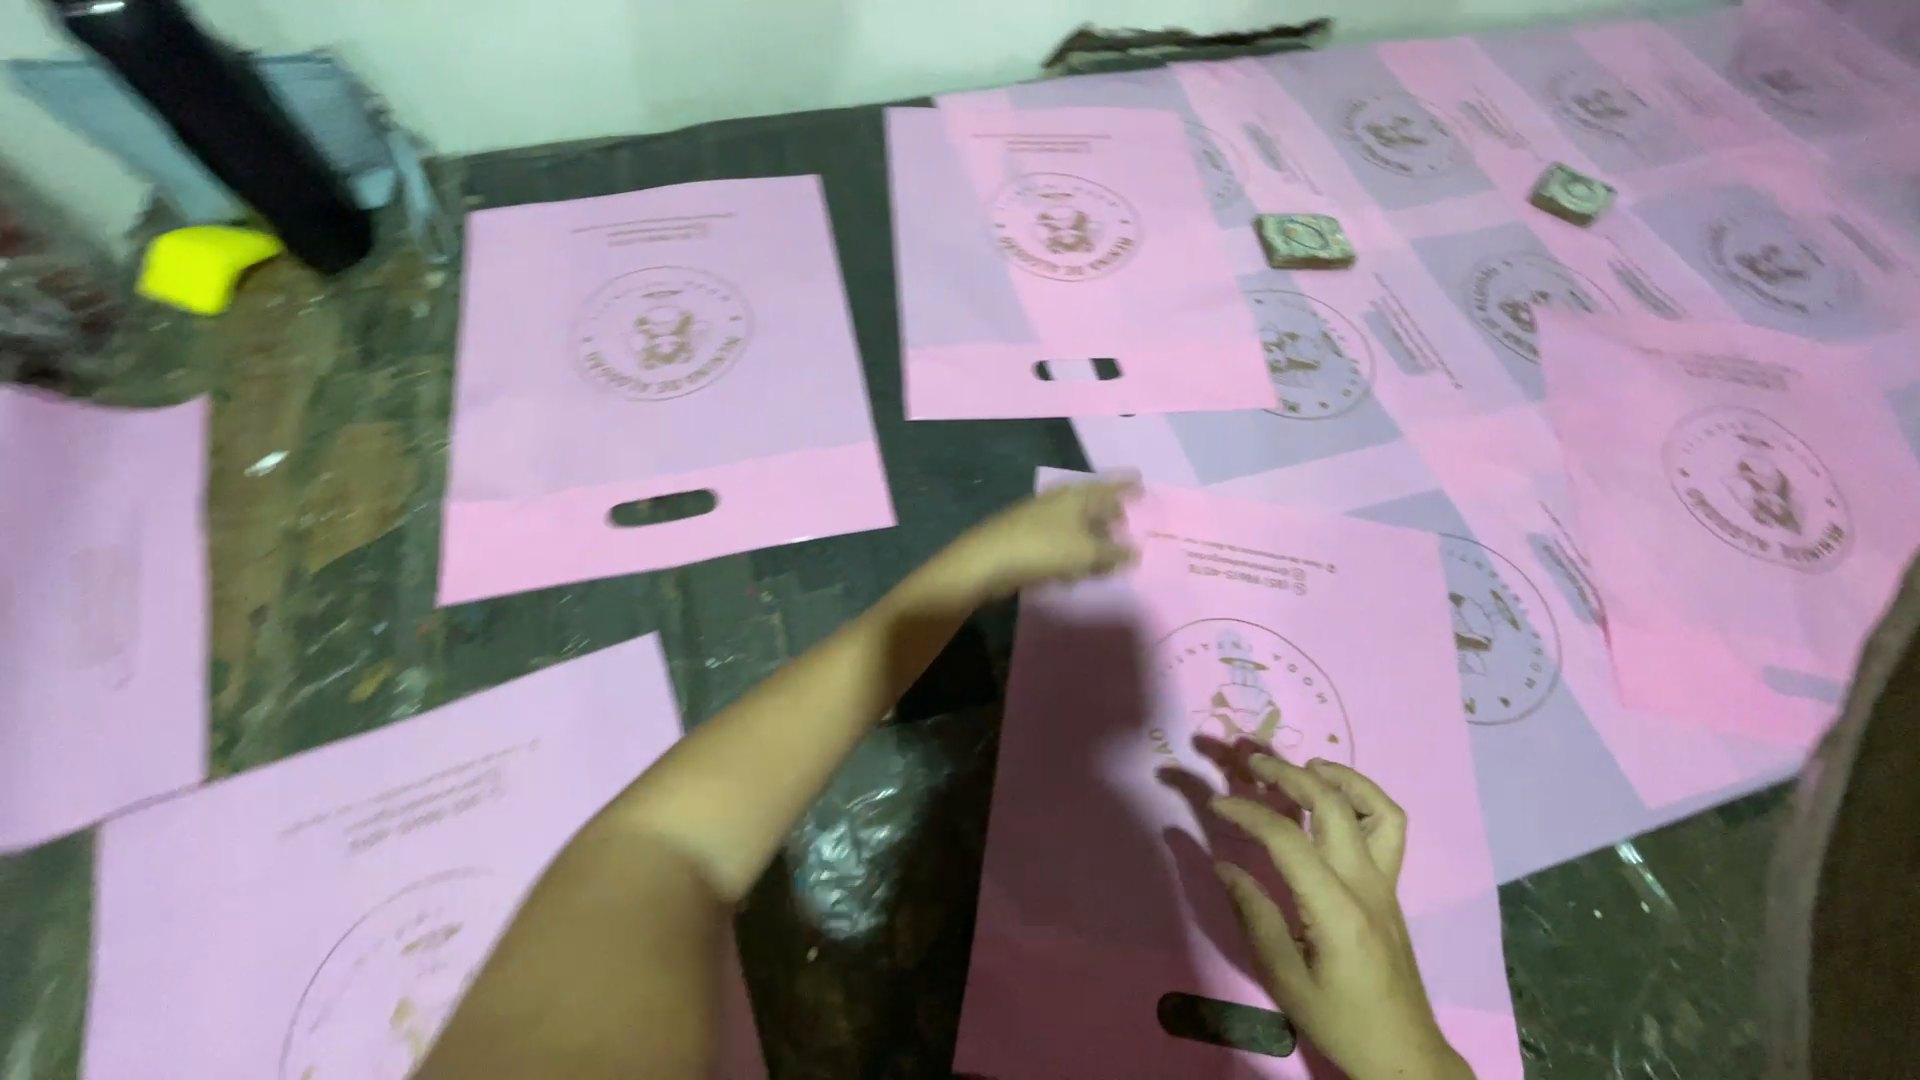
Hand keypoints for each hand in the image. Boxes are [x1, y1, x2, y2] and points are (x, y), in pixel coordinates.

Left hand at [936, 473, 1141, 602]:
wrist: (986, 561)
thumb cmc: (1043, 549)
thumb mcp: (1087, 553)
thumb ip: (1114, 552)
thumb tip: (1134, 551)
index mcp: (1077, 495)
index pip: (1110, 485)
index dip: (1127, 485)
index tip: (1142, 485)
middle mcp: (1059, 500)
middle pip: (1091, 503)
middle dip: (1109, 515)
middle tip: (1124, 526)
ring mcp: (1039, 517)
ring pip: (1074, 524)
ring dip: (1090, 538)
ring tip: (1103, 557)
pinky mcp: (1026, 538)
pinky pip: (1058, 543)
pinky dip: (1070, 552)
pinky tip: (1072, 571)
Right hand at [1211, 757, 1471, 1079]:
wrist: (1404, 1053)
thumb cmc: (1340, 1020)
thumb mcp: (1284, 977)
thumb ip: (1255, 914)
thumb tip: (1225, 864)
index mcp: (1336, 909)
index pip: (1287, 838)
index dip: (1248, 813)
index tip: (1216, 804)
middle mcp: (1367, 885)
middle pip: (1332, 806)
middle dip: (1288, 774)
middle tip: (1251, 762)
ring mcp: (1387, 883)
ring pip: (1376, 809)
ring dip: (1339, 777)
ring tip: (1304, 766)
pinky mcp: (1391, 887)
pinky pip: (1388, 828)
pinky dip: (1363, 799)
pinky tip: (1334, 799)